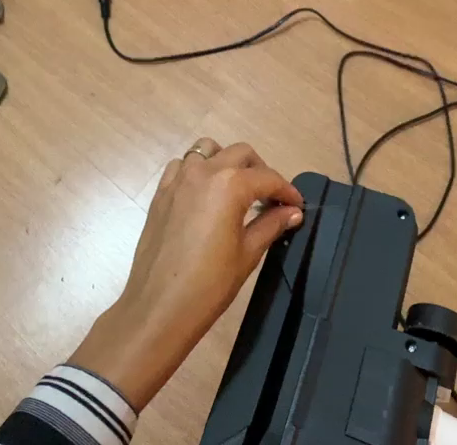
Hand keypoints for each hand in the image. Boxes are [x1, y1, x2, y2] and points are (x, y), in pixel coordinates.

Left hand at [71, 139, 304, 409]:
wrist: (159, 307)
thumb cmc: (210, 284)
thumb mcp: (248, 254)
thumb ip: (271, 224)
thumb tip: (293, 212)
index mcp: (230, 184)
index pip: (267, 178)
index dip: (286, 191)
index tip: (297, 205)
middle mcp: (204, 171)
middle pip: (240, 153)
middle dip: (260, 170)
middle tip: (269, 198)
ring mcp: (179, 178)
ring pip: (207, 150)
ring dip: (226, 162)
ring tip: (236, 190)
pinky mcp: (161, 192)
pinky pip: (182, 165)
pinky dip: (197, 170)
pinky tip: (204, 195)